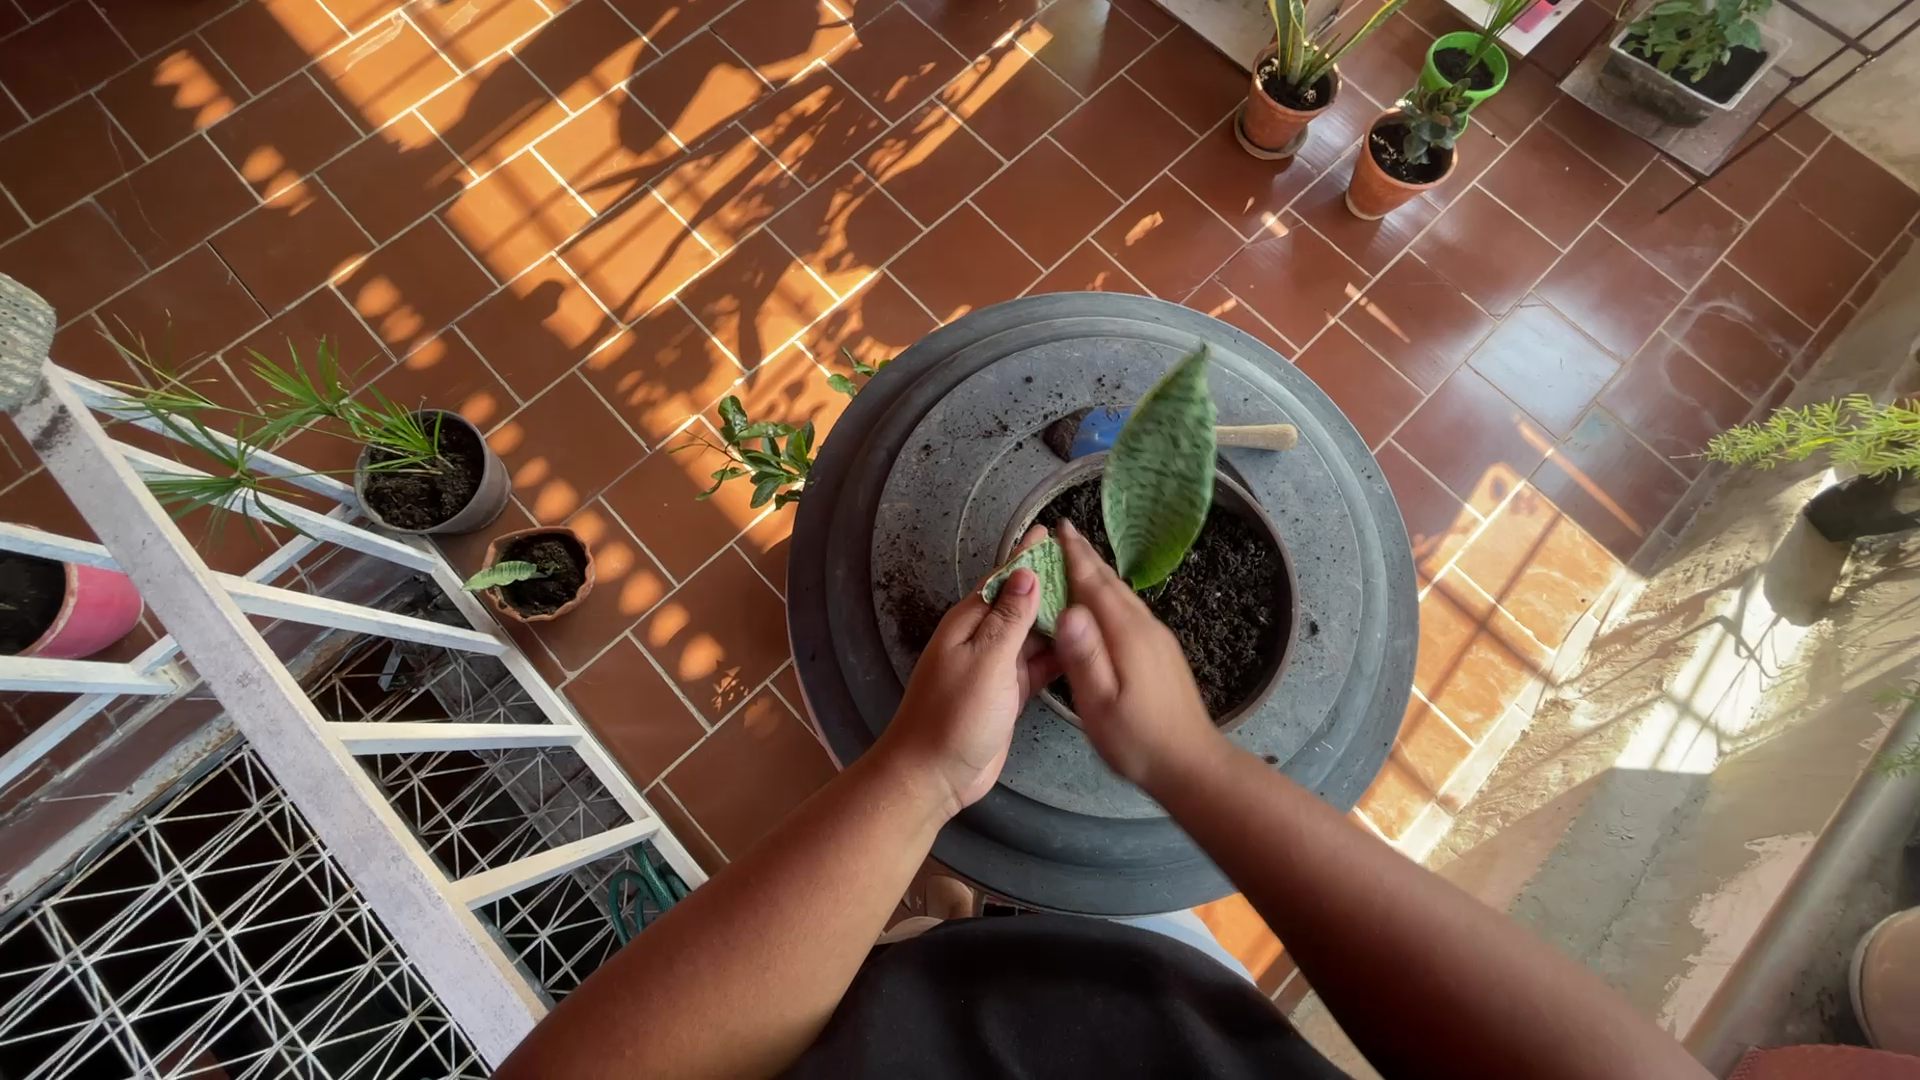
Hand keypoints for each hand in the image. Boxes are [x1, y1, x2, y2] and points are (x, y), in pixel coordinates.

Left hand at [877, 526, 1060, 815]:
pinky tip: (1081, 646)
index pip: (1004, 578)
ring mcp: (996, 665)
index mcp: (971, 622)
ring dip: (1058, 619)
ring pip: (1033, 633)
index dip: (1028, 556)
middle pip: (1022, 602)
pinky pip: (1036, 663)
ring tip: (1094, 600)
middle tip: (1088, 566)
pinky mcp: (1007, 691)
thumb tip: (1027, 572)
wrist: (933, 776)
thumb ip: (1010, 619)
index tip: (1052, 532)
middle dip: (1050, 584)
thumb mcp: (986, 662)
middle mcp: (983, 637)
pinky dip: (1056, 654)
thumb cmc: (953, 716)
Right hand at [1053, 519, 1224, 791]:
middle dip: (1087, 556)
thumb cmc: (1139, 740)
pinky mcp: (1163, 651)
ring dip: (1101, 572)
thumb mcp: (1100, 704)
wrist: (1193, 765)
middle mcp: (1145, 627)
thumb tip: (1067, 610)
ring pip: (1124, 594)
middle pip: (1112, 583)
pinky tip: (1106, 602)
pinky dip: (1112, 593)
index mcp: (1126, 635)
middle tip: (1066, 532)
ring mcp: (1158, 638)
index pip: (1095, 585)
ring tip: (1082, 558)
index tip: (1060, 528)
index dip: (1075, 556)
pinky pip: (1131, 609)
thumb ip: (1083, 656)